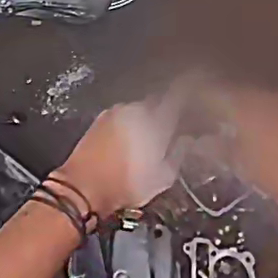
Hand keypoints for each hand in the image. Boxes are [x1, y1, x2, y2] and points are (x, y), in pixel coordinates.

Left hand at [51, 97, 182, 215]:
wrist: (83, 186)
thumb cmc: (125, 184)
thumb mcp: (163, 177)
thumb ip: (179, 153)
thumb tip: (187, 140)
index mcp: (156, 120)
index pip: (176, 95)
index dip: (187, 92)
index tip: (193, 93)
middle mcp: (136, 109)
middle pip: (157, 101)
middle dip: (165, 111)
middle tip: (171, 129)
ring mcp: (116, 111)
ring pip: (138, 109)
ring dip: (146, 118)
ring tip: (147, 140)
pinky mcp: (101, 117)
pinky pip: (123, 115)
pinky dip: (129, 123)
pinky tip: (129, 141)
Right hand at [196, 83, 277, 214]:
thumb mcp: (246, 168)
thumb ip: (219, 149)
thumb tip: (199, 141)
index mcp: (246, 103)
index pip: (209, 88)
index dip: (191, 94)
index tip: (179, 103)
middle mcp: (268, 93)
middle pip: (232, 89)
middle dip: (216, 100)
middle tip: (203, 116)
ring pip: (255, 97)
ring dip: (241, 107)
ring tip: (231, 126)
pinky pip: (275, 106)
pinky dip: (263, 115)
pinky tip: (262, 134)